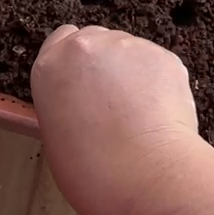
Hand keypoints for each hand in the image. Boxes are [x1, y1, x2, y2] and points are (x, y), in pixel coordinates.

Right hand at [30, 26, 213, 214]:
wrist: (143, 175)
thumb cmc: (94, 172)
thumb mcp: (56, 135)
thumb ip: (66, 102)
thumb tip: (84, 101)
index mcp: (51, 67)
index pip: (60, 39)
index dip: (75, 60)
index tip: (83, 78)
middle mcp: (86, 47)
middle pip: (96, 40)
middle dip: (104, 63)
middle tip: (112, 102)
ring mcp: (127, 46)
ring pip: (130, 51)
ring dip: (132, 72)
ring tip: (138, 114)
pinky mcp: (163, 55)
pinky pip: (158, 63)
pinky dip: (159, 81)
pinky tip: (158, 113)